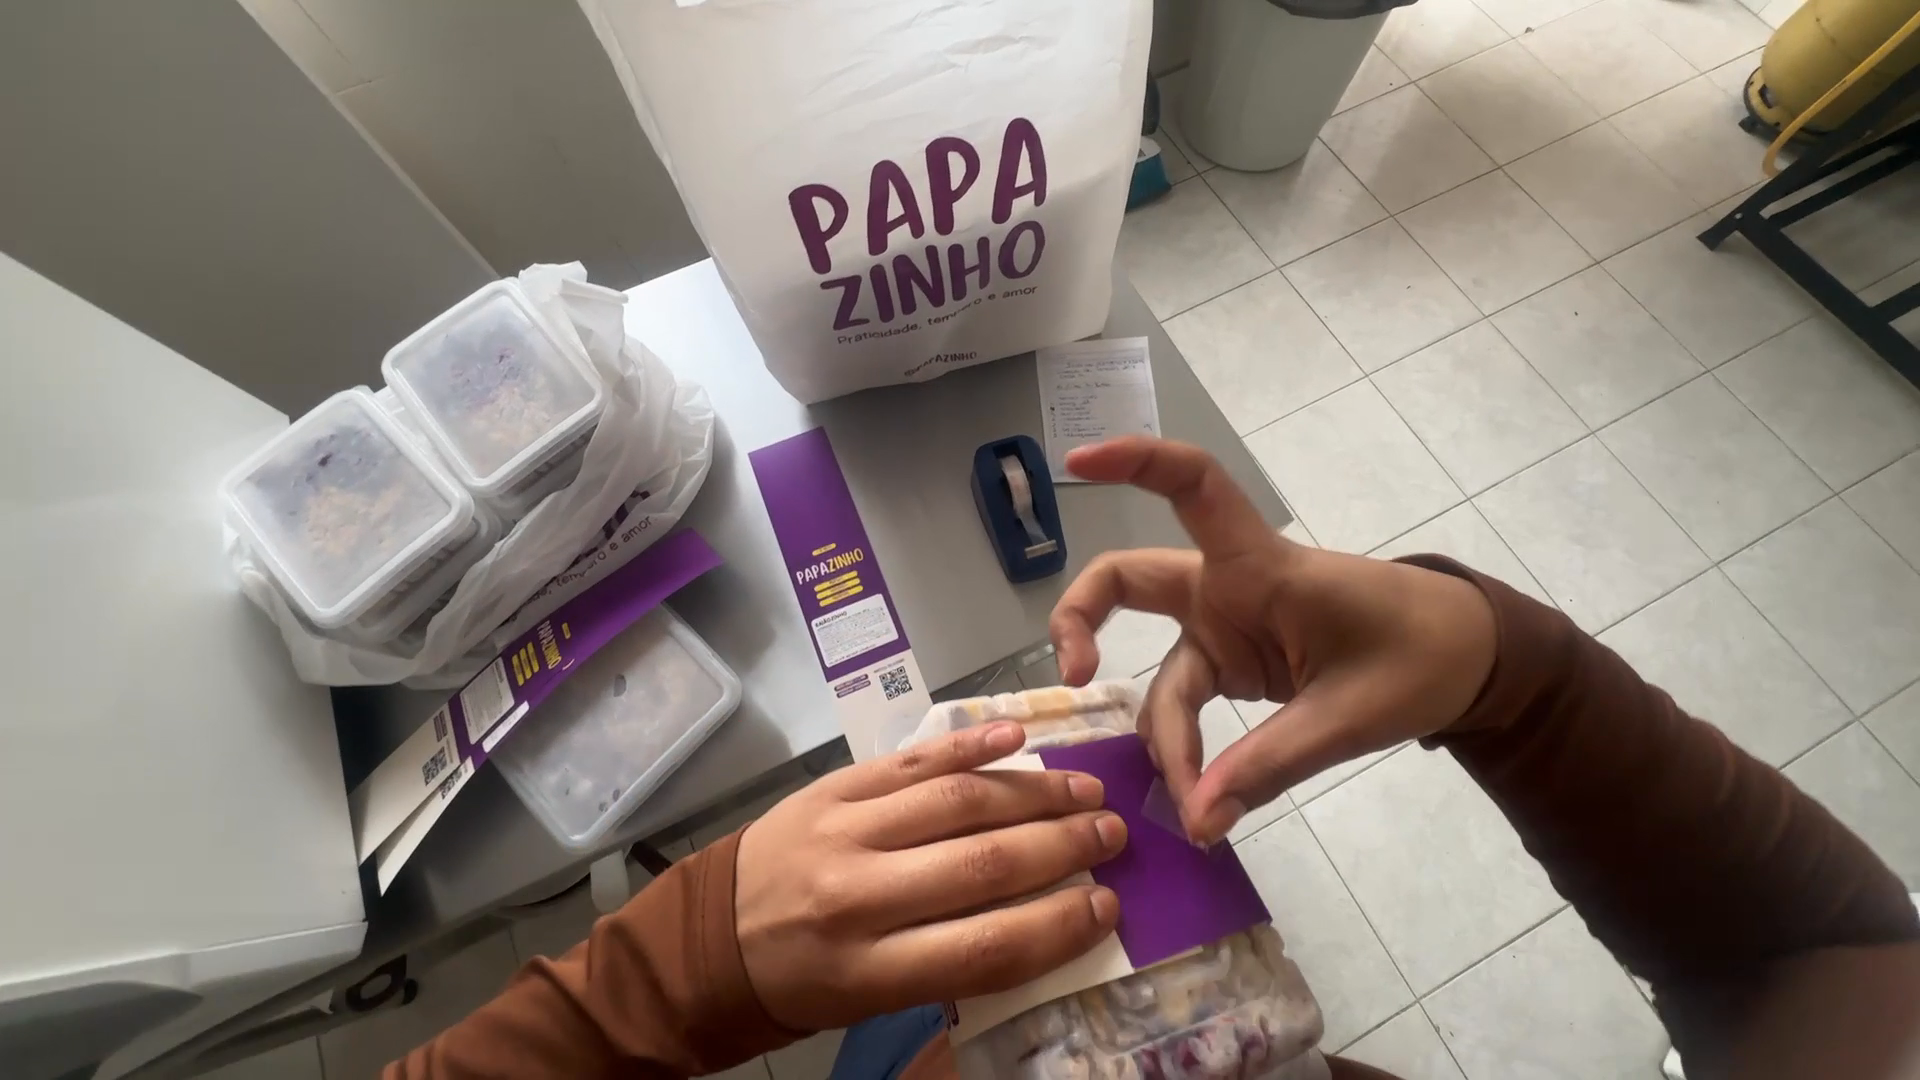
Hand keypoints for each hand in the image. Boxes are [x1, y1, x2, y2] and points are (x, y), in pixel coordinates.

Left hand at [733, 721, 1125, 1030]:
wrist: (707, 935)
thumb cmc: (799, 982)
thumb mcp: (869, 998)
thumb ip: (947, 959)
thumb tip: (1038, 915)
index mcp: (868, 970)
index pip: (986, 948)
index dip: (1058, 927)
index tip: (1107, 904)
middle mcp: (859, 894)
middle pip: (981, 864)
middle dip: (1060, 846)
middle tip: (1110, 831)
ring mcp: (845, 829)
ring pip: (956, 801)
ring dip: (1030, 792)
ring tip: (1082, 788)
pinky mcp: (835, 786)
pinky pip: (910, 760)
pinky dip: (967, 745)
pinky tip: (1014, 737)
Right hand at [1048, 436, 1497, 844]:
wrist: (1463, 664)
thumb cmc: (1418, 655)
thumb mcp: (1351, 713)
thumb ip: (1268, 763)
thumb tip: (1196, 820)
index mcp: (1257, 566)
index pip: (1192, 487)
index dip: (1134, 462)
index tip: (1079, 460)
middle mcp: (1221, 588)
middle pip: (1124, 579)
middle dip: (1080, 619)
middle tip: (1075, 679)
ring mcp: (1218, 627)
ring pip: (1156, 672)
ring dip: (1162, 734)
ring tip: (1192, 807)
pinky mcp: (1226, 661)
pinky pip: (1180, 701)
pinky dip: (1182, 748)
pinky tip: (1199, 797)